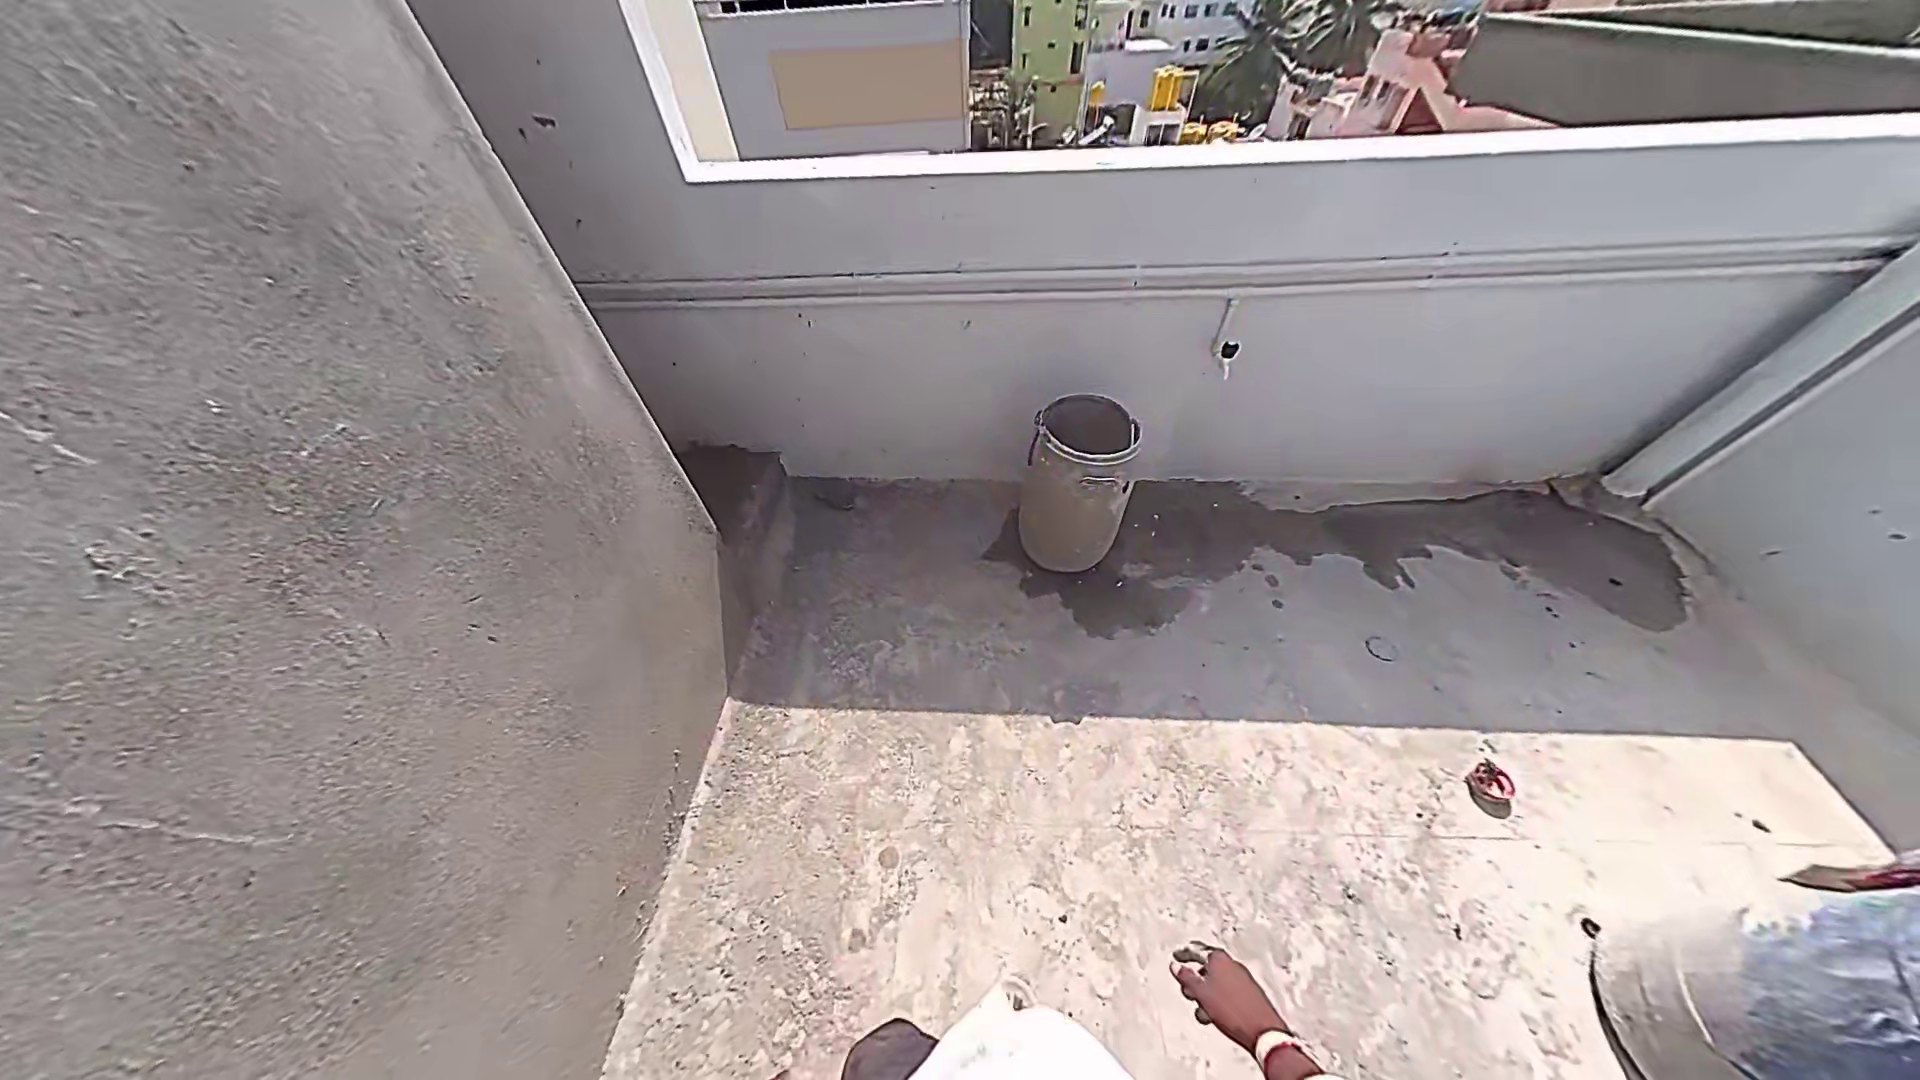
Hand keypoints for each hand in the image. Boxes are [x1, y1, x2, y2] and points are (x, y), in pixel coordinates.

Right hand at [1169, 942, 1287, 1053]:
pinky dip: (1219, 1000)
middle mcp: (1231, 964)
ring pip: (1217, 982)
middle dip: (1195, 980)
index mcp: (1218, 958)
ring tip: (1203, 1011)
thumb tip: (1175, 966)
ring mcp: (1243, 978)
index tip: (1176, 957)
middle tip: (1188, 991)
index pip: (1195, 950)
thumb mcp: (1201, 993)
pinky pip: (1228, 991)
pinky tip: (1217, 1014)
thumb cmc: (1233, 1010)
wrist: (1264, 1033)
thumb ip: (1186, 977)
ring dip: (1207, 995)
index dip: (1183, 954)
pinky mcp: (1251, 994)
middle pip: (1206, 967)